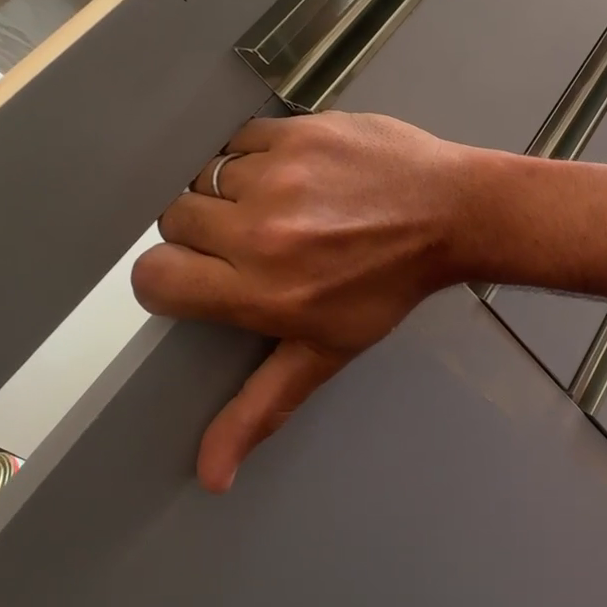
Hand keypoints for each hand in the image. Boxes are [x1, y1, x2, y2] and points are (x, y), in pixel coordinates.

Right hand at [132, 112, 472, 491]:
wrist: (452, 213)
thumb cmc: (393, 283)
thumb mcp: (328, 350)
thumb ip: (262, 405)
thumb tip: (211, 476)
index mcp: (260, 290)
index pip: (154, 278)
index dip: (176, 278)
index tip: (208, 276)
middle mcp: (261, 230)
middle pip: (175, 220)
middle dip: (207, 232)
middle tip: (256, 239)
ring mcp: (282, 174)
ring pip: (207, 175)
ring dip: (234, 191)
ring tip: (282, 204)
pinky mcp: (301, 130)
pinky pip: (243, 138)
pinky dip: (260, 153)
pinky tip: (297, 172)